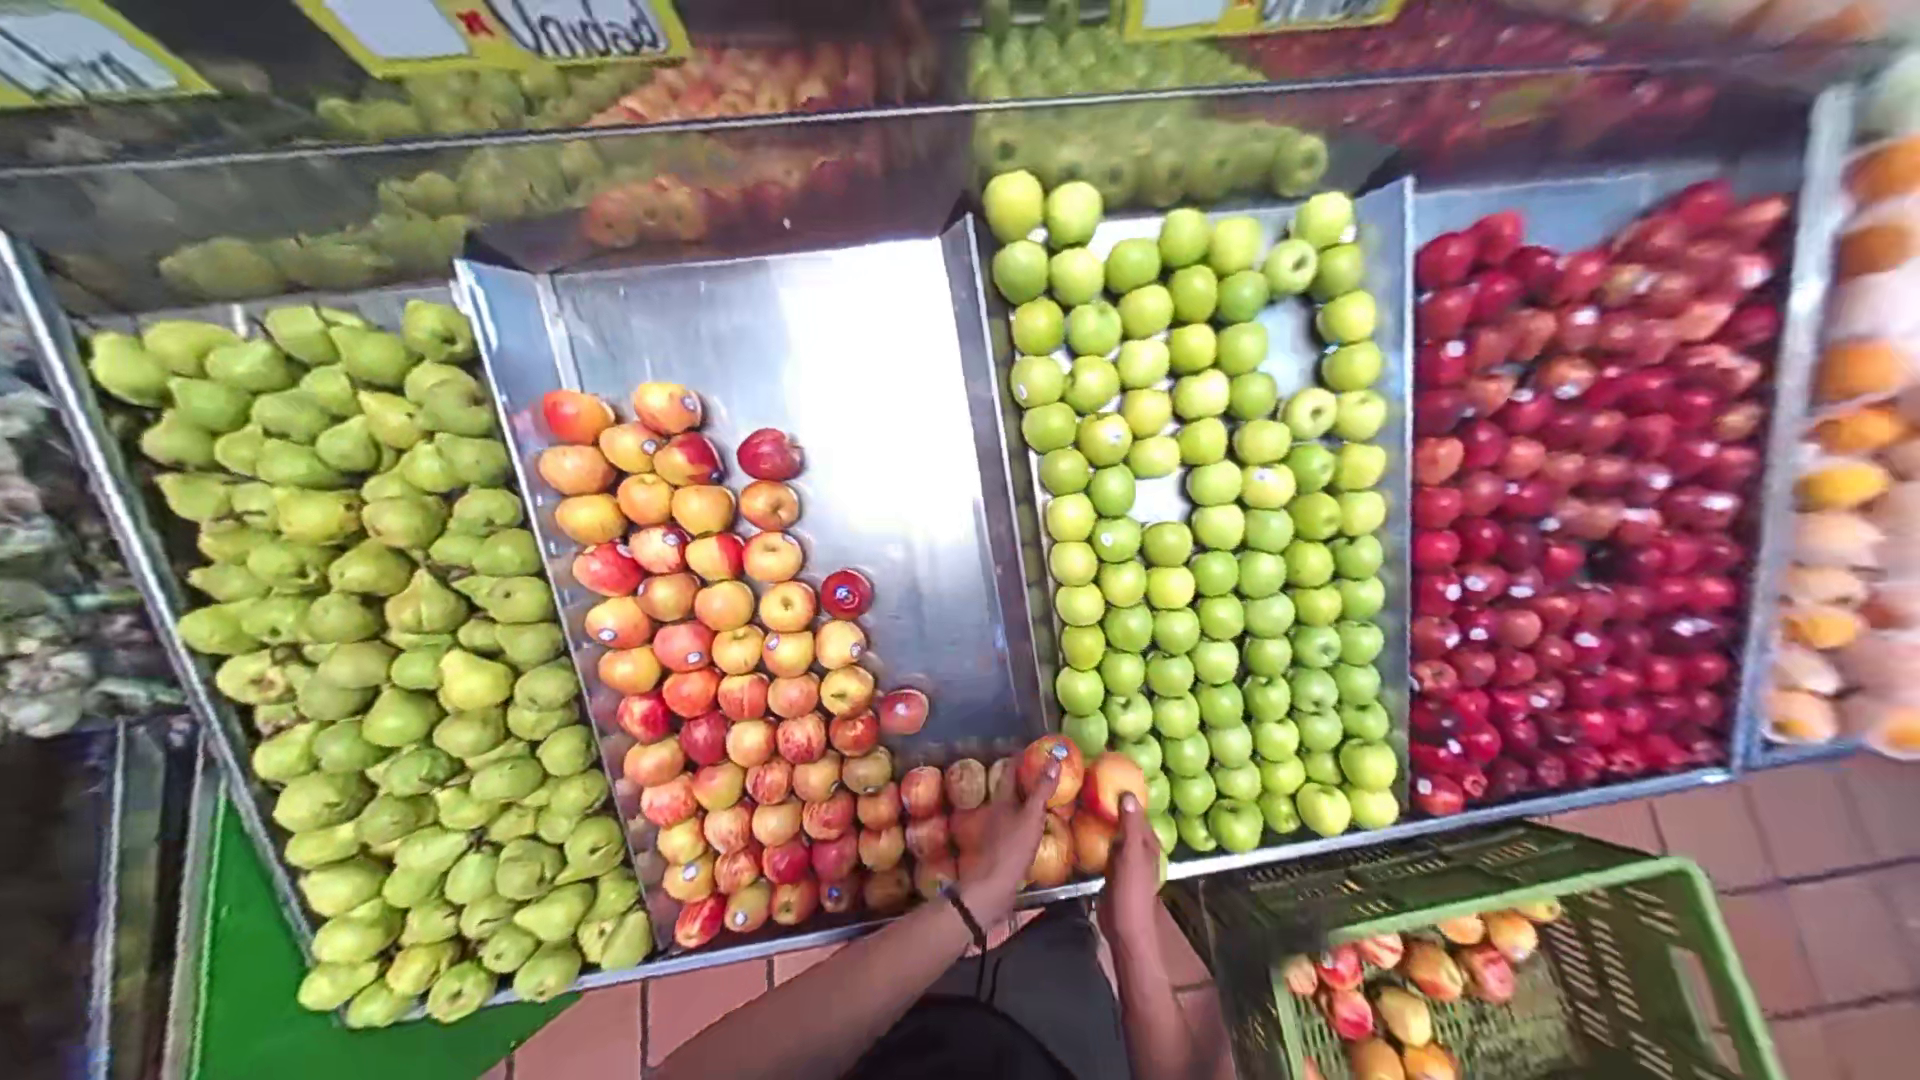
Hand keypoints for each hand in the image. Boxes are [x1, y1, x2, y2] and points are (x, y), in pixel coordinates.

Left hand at [955, 752, 1058, 923]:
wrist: (993, 886)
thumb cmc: (1012, 847)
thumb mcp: (1031, 816)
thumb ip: (1042, 789)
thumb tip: (1054, 759)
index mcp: (1002, 797)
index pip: (1012, 767)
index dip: (1024, 756)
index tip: (1041, 748)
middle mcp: (998, 807)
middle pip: (1012, 785)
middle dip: (1028, 776)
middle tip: (1049, 770)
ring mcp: (999, 826)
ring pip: (1015, 803)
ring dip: (1029, 796)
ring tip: (1048, 794)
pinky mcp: (1003, 843)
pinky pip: (1018, 821)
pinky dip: (1029, 815)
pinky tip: (1040, 823)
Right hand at [1097, 792, 1161, 948]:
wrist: (1124, 928)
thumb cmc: (1131, 891)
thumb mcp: (1132, 855)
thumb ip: (1131, 826)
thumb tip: (1128, 794)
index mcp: (1148, 843)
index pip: (1138, 810)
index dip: (1127, 794)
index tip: (1108, 776)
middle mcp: (1139, 848)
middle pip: (1125, 819)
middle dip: (1112, 804)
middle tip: (1090, 786)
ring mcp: (1125, 859)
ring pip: (1114, 832)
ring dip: (1103, 819)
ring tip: (1084, 802)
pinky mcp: (1112, 869)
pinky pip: (1104, 845)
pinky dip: (1096, 835)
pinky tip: (1082, 829)